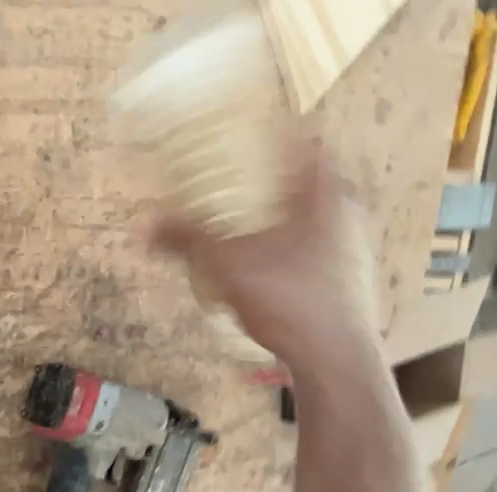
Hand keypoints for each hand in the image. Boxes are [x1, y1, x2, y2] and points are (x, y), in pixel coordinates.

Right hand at [148, 139, 382, 375]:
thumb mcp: (227, 268)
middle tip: (245, 181)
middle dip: (278, 178)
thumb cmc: (289, 300)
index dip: (279, 132)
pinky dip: (294, 246)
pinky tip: (270, 266)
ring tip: (253, 223)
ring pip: (319, 214)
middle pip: (313, 177)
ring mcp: (354, 245)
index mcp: (327, 192)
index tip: (252, 132)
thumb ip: (186, 242)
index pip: (308, 140)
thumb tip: (142, 224)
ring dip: (287, 214)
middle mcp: (349, 210)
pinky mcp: (350, 276)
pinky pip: (319, 246)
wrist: (334, 355)